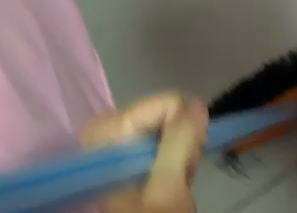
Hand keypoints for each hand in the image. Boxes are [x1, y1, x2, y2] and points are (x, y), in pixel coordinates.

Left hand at [79, 93, 208, 212]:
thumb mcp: (168, 192)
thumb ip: (179, 143)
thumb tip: (195, 103)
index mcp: (101, 146)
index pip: (148, 106)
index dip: (175, 120)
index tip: (190, 148)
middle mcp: (102, 146)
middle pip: (151, 114)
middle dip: (177, 131)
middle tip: (188, 163)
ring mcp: (114, 157)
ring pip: (157, 128)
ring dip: (178, 145)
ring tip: (184, 173)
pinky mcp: (128, 169)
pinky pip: (156, 143)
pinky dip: (174, 155)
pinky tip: (179, 175)